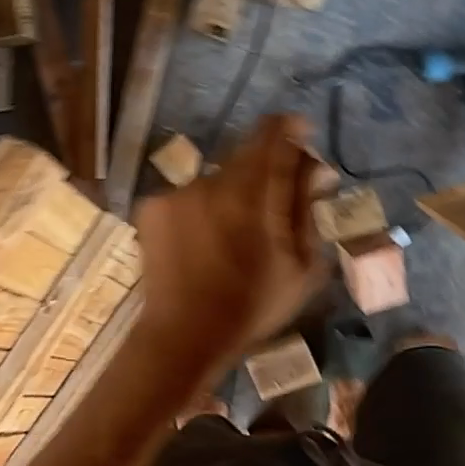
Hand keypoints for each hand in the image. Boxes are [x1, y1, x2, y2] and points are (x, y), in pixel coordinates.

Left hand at [133, 115, 331, 363]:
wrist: (183, 334)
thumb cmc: (252, 307)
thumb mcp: (301, 265)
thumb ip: (305, 208)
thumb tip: (313, 167)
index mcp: (255, 193)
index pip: (274, 134)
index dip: (289, 131)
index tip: (299, 137)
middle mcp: (213, 181)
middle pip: (244, 156)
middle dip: (262, 172)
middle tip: (268, 207)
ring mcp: (178, 193)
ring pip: (213, 180)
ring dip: (227, 195)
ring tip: (229, 237)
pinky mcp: (151, 207)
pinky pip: (184, 198)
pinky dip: (196, 212)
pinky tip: (198, 244)